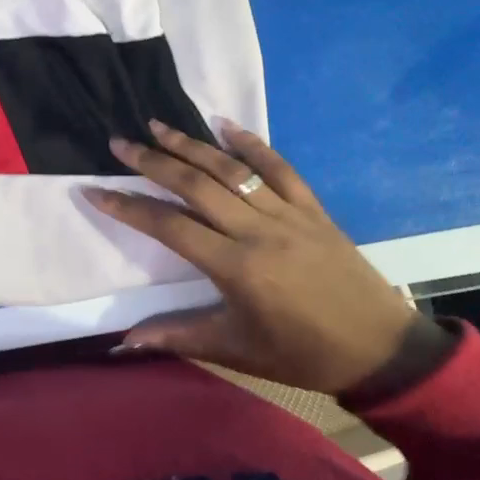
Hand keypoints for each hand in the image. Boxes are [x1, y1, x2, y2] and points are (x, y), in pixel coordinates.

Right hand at [83, 120, 453, 397]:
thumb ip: (177, 336)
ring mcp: (289, 217)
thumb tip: (123, 341)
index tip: (93, 190)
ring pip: (231, 171)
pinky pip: (280, 170)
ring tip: (157, 125)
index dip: (126, 207)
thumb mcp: (236, 350)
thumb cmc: (303, 355)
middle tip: (118, 143)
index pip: (168, 225)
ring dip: (191, 145)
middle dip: (151, 161)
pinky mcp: (314, 211)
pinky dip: (252, 144)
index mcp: (236, 267)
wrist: (386, 353)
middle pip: (195, 186)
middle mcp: (258, 232)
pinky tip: (225, 125)